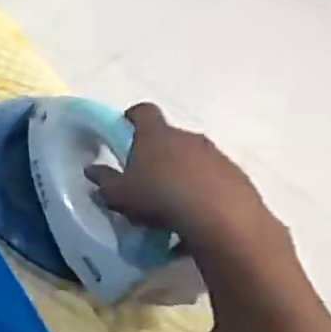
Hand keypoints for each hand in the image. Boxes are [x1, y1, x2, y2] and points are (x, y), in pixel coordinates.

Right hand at [85, 103, 280, 249]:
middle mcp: (188, 137)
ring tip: (171, 202)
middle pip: (169, 137)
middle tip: (145, 176)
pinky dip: (204, 190)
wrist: (222, 220)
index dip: (133, 117)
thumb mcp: (119, 194)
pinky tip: (195, 215)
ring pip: (194, 158)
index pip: (143, 112)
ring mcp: (217, 156)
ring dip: (183, 172)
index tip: (125, 129)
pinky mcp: (238, 177)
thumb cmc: (159, 197)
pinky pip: (214, 178)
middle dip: (158, 152)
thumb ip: (104, 180)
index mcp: (155, 135)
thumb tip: (92, 170)